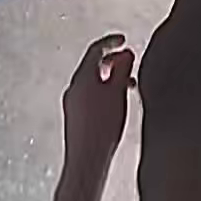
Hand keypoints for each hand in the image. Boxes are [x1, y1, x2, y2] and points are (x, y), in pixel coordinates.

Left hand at [62, 33, 133, 170]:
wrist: (86, 160)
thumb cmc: (102, 126)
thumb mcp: (118, 92)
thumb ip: (123, 69)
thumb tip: (126, 54)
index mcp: (82, 76)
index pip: (96, 49)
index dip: (111, 42)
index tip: (122, 40)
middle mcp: (74, 86)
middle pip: (93, 64)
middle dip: (112, 60)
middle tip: (128, 62)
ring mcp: (72, 102)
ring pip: (92, 80)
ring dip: (109, 77)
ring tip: (127, 84)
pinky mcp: (74, 116)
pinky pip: (89, 94)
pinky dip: (103, 90)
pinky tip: (116, 102)